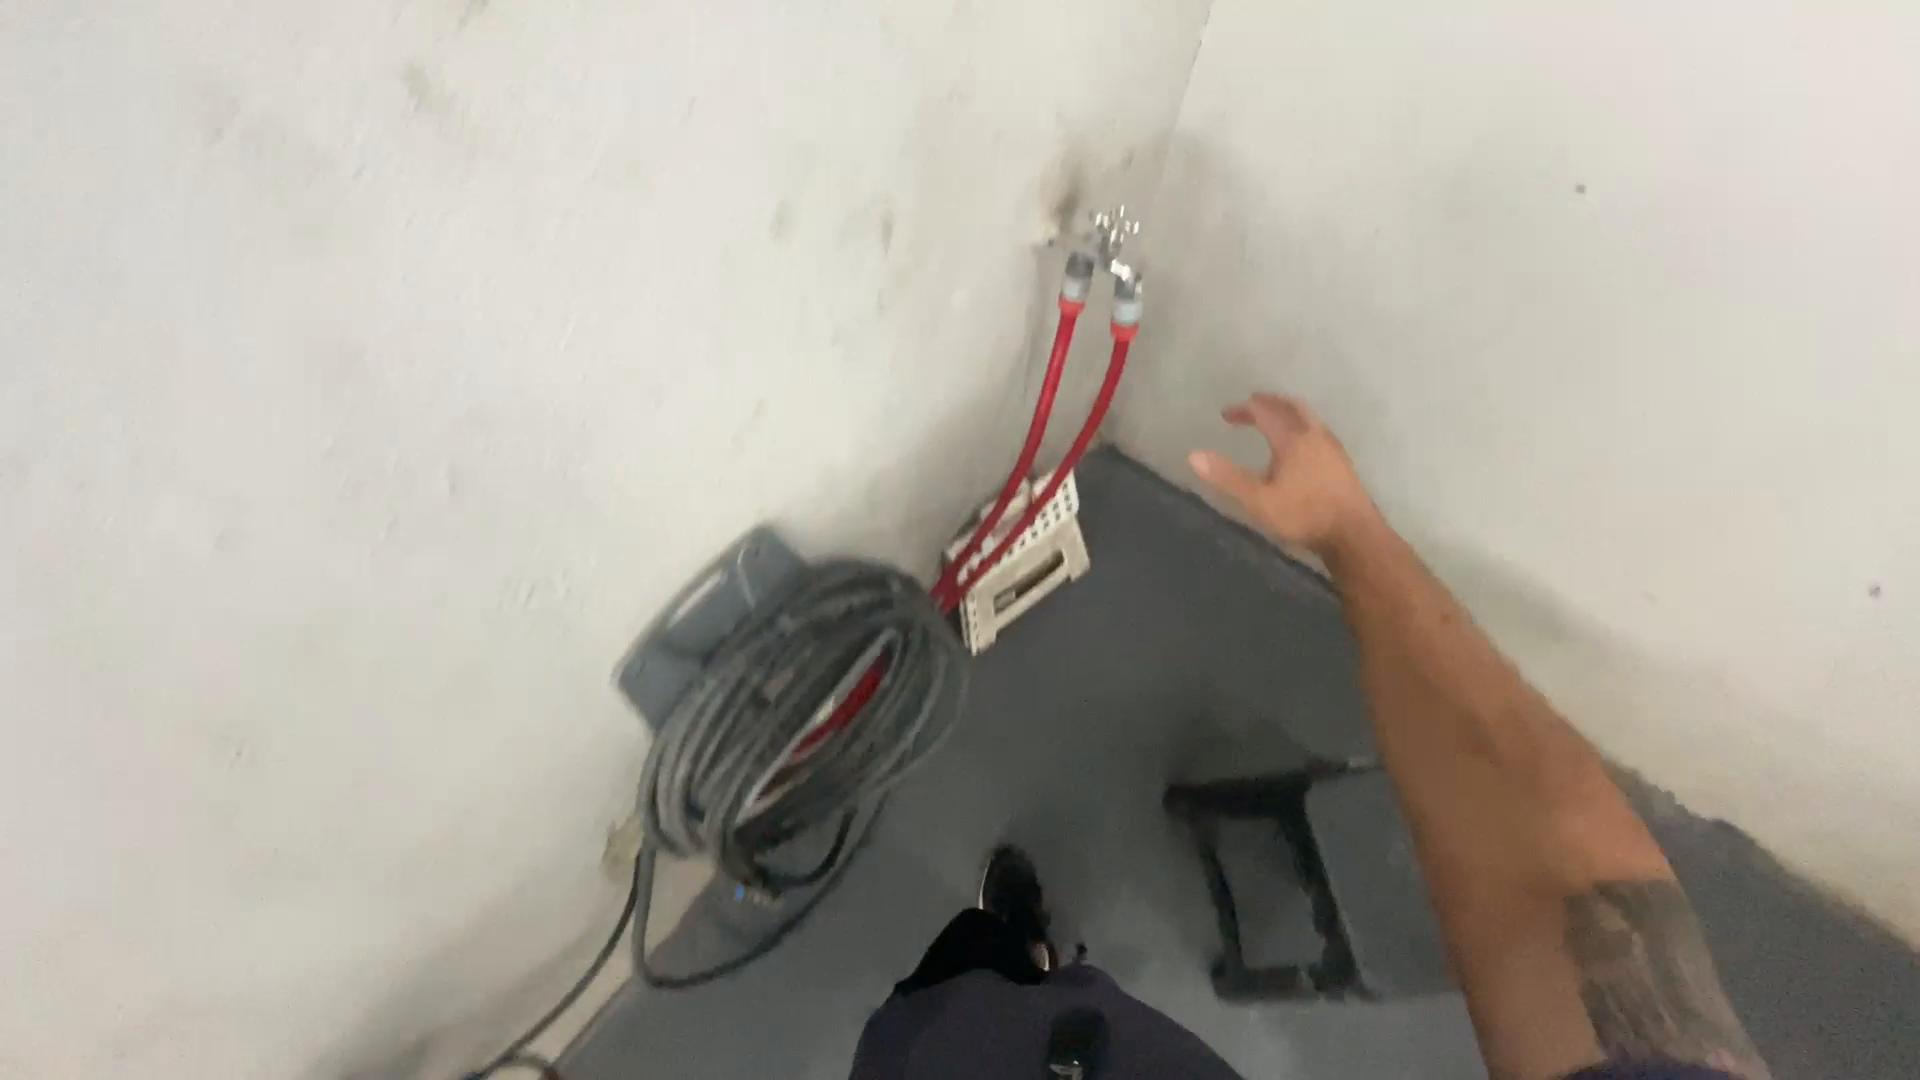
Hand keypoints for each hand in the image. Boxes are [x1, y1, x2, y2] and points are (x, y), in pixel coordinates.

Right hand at [1188, 393, 1379, 557]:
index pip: (1264, 412)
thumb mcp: (1257, 500)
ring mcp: (1331, 447)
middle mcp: (1314, 435)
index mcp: (1292, 439)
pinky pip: (1316, 429)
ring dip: (1286, 412)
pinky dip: (1300, 425)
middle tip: (1251, 405)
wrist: (1352, 533)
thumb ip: (1226, 477)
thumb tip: (1193, 455)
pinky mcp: (1340, 460)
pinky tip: (1297, 445)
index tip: (1225, 414)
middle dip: (1268, 403)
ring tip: (1272, 419)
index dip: (1243, 409)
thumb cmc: (1302, 515)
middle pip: (1290, 406)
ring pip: (1307, 416)